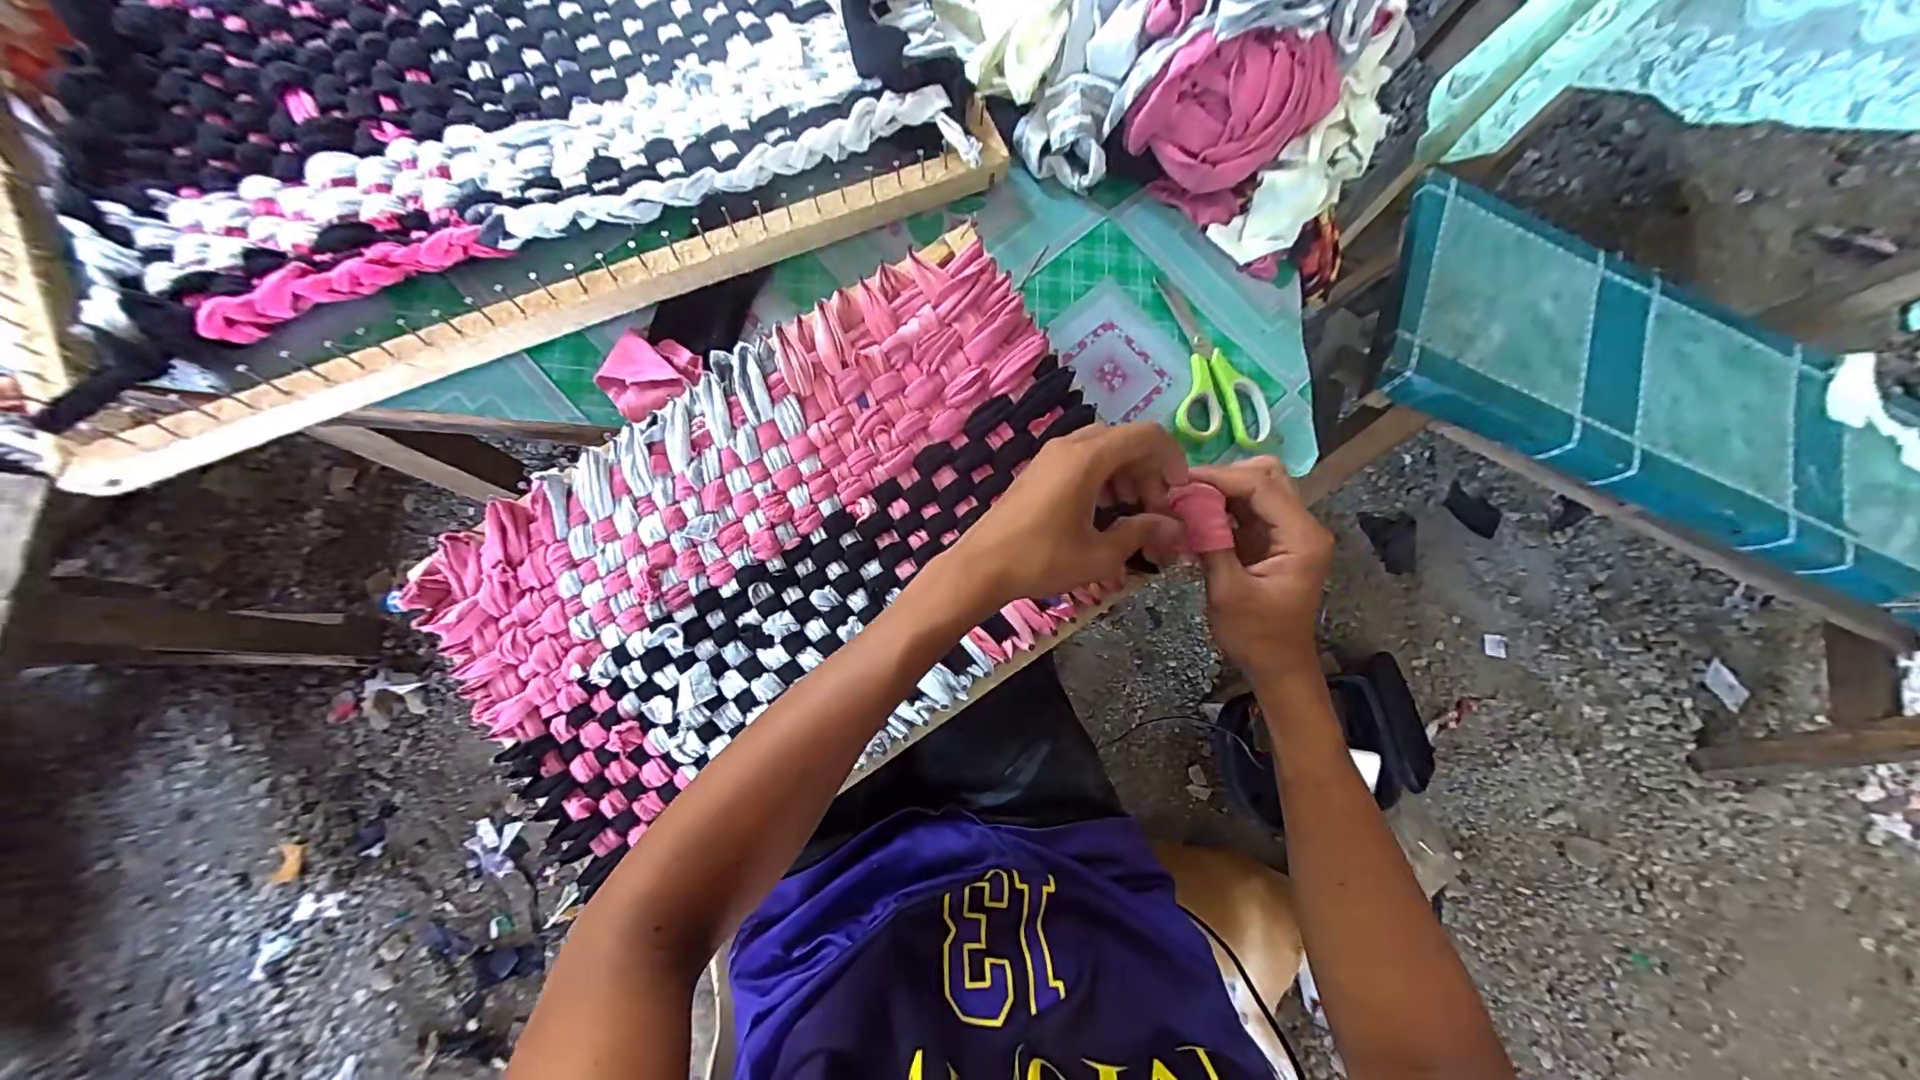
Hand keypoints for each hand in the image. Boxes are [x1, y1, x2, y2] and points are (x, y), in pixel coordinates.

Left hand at [931, 422, 1187, 620]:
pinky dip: (1102, 478)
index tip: (1178, 493)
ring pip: (1103, 450)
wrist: (981, 567)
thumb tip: (1175, 528)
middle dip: (1149, 472)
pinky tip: (1101, 513)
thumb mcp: (1100, 554)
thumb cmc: (1041, 559)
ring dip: (1126, 476)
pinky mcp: (1038, 471)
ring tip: (1130, 514)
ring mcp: (1050, 456)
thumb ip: (1142, 533)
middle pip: (1126, 442)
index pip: (1147, 435)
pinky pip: (1081, 461)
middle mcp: (1069, 446)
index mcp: (1088, 457)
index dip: (1173, 459)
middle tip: (1154, 512)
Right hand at [1190, 457, 1333, 681]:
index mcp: (1301, 537)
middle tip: (1184, 489)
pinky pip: (1248, 508)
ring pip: (1257, 487)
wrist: (1277, 665)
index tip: (1180, 481)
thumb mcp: (1228, 591)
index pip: (1262, 486)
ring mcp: (1288, 532)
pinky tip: (1196, 515)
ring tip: (1185, 499)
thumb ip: (1211, 542)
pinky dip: (1222, 506)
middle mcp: (1302, 526)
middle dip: (1224, 477)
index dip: (1220, 477)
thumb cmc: (1256, 635)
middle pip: (1267, 476)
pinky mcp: (1272, 540)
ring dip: (1222, 489)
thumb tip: (1186, 504)